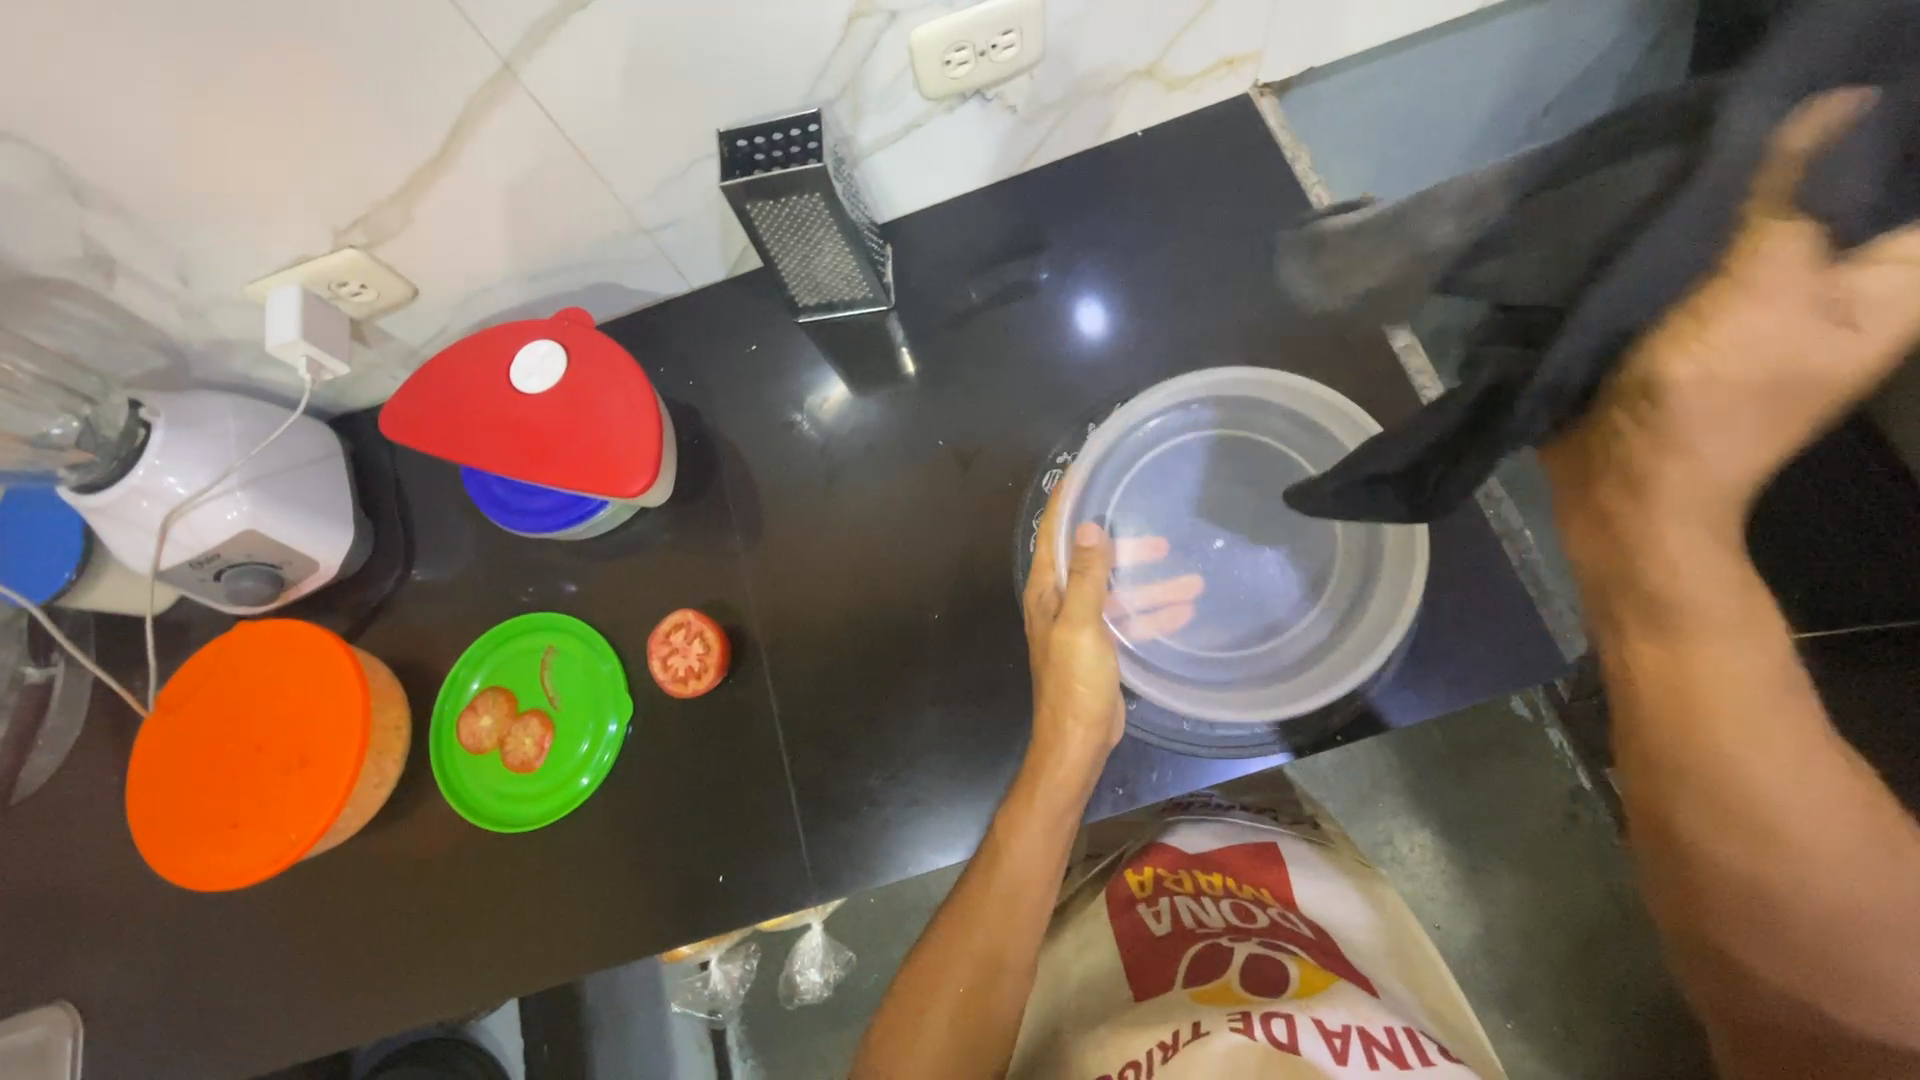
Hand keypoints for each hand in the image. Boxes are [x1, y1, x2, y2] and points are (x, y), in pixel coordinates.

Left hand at [1021, 474, 1203, 777]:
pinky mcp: (1100, 649)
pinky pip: (1128, 622)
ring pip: (1117, 594)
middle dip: (1126, 549)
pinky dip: (1152, 616)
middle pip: (1092, 562)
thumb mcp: (1082, 623)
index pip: (1052, 534)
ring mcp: (1080, 627)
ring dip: (1151, 588)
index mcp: (1047, 592)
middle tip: (1162, 538)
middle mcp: (1059, 603)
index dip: (1066, 501)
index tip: (1084, 470)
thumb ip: (1088, 576)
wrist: (1077, 740)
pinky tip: (1184, 611)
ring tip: (1192, 580)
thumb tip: (1088, 527)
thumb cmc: (1075, 681)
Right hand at [1542, 88, 1919, 559]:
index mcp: (1889, 288)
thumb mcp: (1758, 292)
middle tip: (1743, 127)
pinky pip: (1702, 270)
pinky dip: (1681, 247)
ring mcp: (1759, 317)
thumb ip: (1792, 201)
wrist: (1622, 487)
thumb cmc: (1705, 400)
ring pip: (1758, 235)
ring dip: (1725, 210)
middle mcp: (1834, 295)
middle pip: (1832, 205)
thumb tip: (1837, 105)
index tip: (1817, 102)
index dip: (1870, 141)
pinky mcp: (1694, 333)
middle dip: (1791, 169)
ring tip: (1690, 167)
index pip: (1904, 186)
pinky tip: (1653, 222)